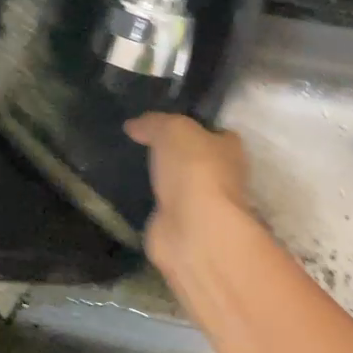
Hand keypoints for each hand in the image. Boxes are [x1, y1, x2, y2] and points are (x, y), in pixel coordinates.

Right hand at [123, 113, 255, 272]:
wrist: (194, 229)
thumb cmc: (195, 169)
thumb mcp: (173, 130)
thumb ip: (154, 123)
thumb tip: (133, 125)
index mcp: (229, 149)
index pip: (214, 132)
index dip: (193, 126)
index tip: (164, 122)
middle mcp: (221, 177)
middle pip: (194, 160)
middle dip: (173, 155)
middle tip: (138, 144)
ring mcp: (199, 206)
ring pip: (176, 186)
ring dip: (158, 181)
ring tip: (124, 167)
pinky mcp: (177, 228)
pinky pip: (158, 209)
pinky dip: (145, 204)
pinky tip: (122, 195)